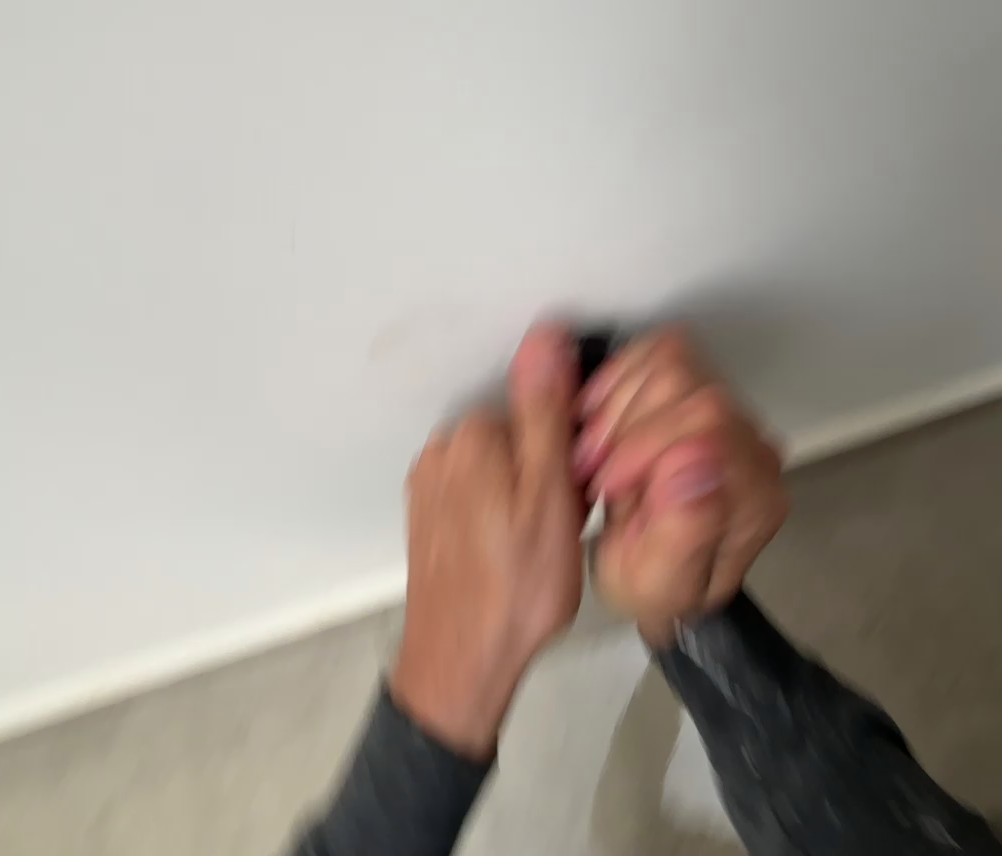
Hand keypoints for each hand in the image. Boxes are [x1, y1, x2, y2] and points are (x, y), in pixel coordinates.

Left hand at [389, 323, 587, 759]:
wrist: (461, 663)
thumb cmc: (518, 584)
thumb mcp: (551, 495)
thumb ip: (547, 413)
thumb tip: (546, 337)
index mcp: (475, 434)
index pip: (540, 410)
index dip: (569, 450)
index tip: (577, 491)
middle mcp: (442, 448)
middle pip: (516, 435)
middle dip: (543, 467)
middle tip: (557, 522)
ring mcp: (429, 482)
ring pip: (496, 464)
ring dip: (519, 489)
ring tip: (531, 542)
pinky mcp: (425, 512)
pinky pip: (474, 490)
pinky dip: (494, 509)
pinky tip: (505, 548)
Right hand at [574, 327, 787, 645]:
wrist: (650, 571)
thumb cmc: (654, 584)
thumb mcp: (657, 587)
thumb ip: (683, 535)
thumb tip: (697, 464)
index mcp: (753, 495)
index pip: (711, 423)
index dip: (644, 443)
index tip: (607, 481)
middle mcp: (749, 447)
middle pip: (690, 385)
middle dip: (624, 425)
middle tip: (593, 469)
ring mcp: (726, 412)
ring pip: (672, 360)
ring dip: (616, 404)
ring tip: (596, 452)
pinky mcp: (698, 389)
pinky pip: (659, 351)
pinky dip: (617, 379)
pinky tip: (600, 418)